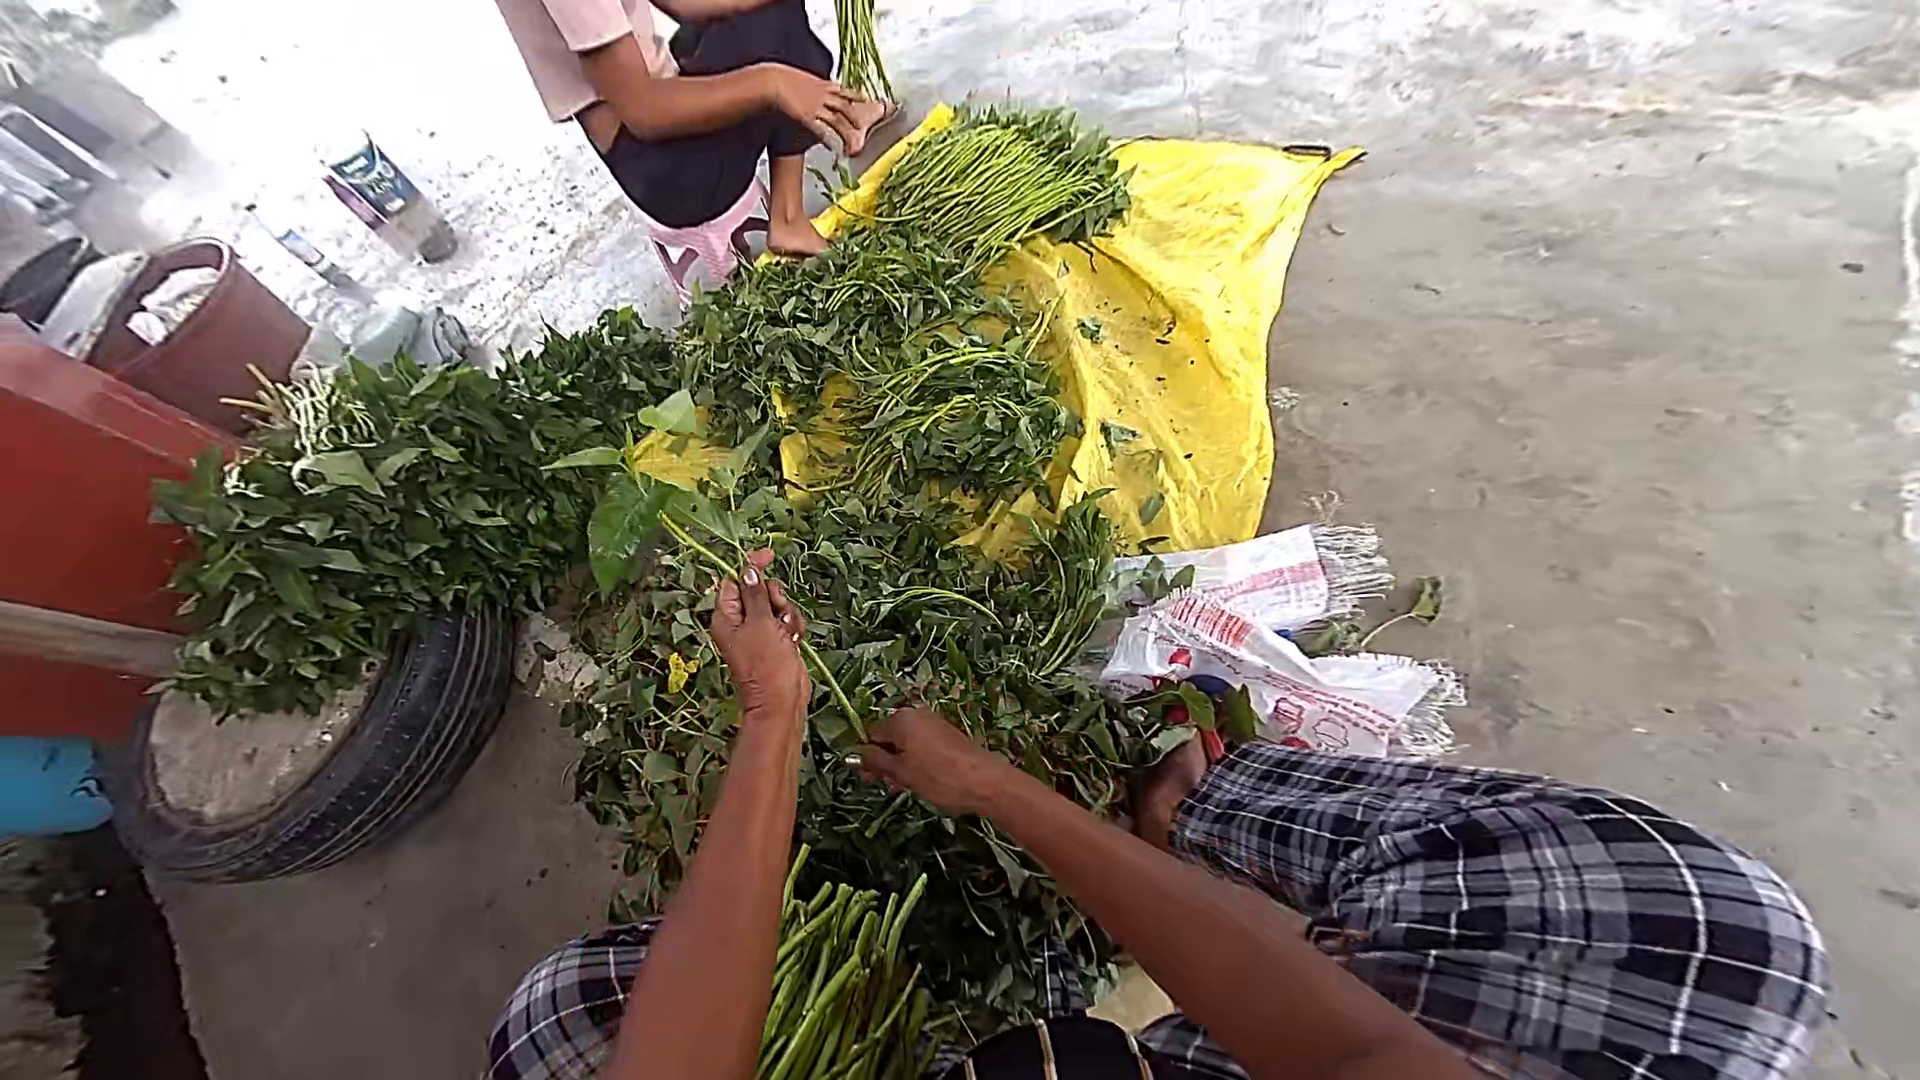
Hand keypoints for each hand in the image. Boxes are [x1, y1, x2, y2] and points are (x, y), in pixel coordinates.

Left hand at [710, 549, 809, 721]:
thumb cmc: (766, 663)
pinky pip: (787, 620)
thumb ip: (755, 594)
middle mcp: (741, 621)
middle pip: (760, 590)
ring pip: (778, 605)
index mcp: (726, 616)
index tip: (768, 555)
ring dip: (787, 614)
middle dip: (775, 596)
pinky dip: (793, 626)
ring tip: (786, 633)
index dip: (751, 567)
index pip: (735, 580)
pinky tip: (794, 640)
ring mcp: (760, 631)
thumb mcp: (760, 623)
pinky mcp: (777, 639)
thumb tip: (748, 570)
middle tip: (776, 612)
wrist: (782, 698)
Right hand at [758, 64, 861, 150]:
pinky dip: (827, 140)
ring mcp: (815, 106)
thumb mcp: (799, 79)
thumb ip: (809, 85)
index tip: (865, 98)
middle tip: (862, 126)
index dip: (854, 94)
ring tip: (852, 145)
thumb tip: (812, 85)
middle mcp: (821, 95)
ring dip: (845, 133)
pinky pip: (820, 130)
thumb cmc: (780, 79)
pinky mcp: (806, 117)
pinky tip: (833, 148)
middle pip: (843, 106)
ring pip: (835, 120)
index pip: (841, 90)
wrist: (770, 81)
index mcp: (819, 85)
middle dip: (854, 117)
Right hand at [859, 706, 1014, 815]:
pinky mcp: (945, 734)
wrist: (983, 781)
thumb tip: (854, 754)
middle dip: (883, 759)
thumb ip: (875, 761)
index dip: (866, 755)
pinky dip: (914, 759)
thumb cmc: (938, 776)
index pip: (871, 732)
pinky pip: (920, 744)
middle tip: (883, 783)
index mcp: (901, 719)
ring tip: (901, 786)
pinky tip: (916, 780)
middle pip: (888, 736)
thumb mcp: (901, 772)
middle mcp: (916, 715)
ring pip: (904, 742)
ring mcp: (932, 723)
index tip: (867, 776)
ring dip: (898, 762)